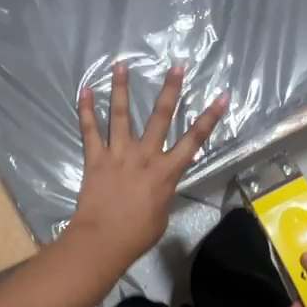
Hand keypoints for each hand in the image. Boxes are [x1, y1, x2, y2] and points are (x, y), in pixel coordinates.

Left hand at [65, 63, 228, 260]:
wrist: (102, 241)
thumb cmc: (137, 235)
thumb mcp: (162, 214)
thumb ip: (164, 193)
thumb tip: (161, 184)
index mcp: (166, 172)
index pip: (194, 140)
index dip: (210, 118)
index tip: (222, 96)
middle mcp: (144, 156)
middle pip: (160, 117)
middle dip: (170, 89)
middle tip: (177, 65)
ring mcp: (118, 154)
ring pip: (120, 114)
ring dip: (121, 88)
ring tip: (121, 65)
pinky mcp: (95, 158)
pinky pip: (89, 130)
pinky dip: (85, 110)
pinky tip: (84, 90)